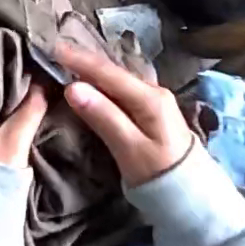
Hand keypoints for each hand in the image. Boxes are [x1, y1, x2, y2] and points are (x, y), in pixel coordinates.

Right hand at [57, 43, 194, 185]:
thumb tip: (73, 88)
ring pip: (117, 78)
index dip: (80, 60)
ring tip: (68, 61)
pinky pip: (121, 88)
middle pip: (113, 71)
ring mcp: (154, 99)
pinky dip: (102, 82)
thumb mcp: (129, 148)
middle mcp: (153, 91)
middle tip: (57, 50)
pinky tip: (91, 81)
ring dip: (93, 70)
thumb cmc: (158, 174)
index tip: (54, 49)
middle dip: (85, 60)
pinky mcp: (151, 110)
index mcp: (149, 98)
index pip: (108, 73)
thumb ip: (103, 116)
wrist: (190, 196)